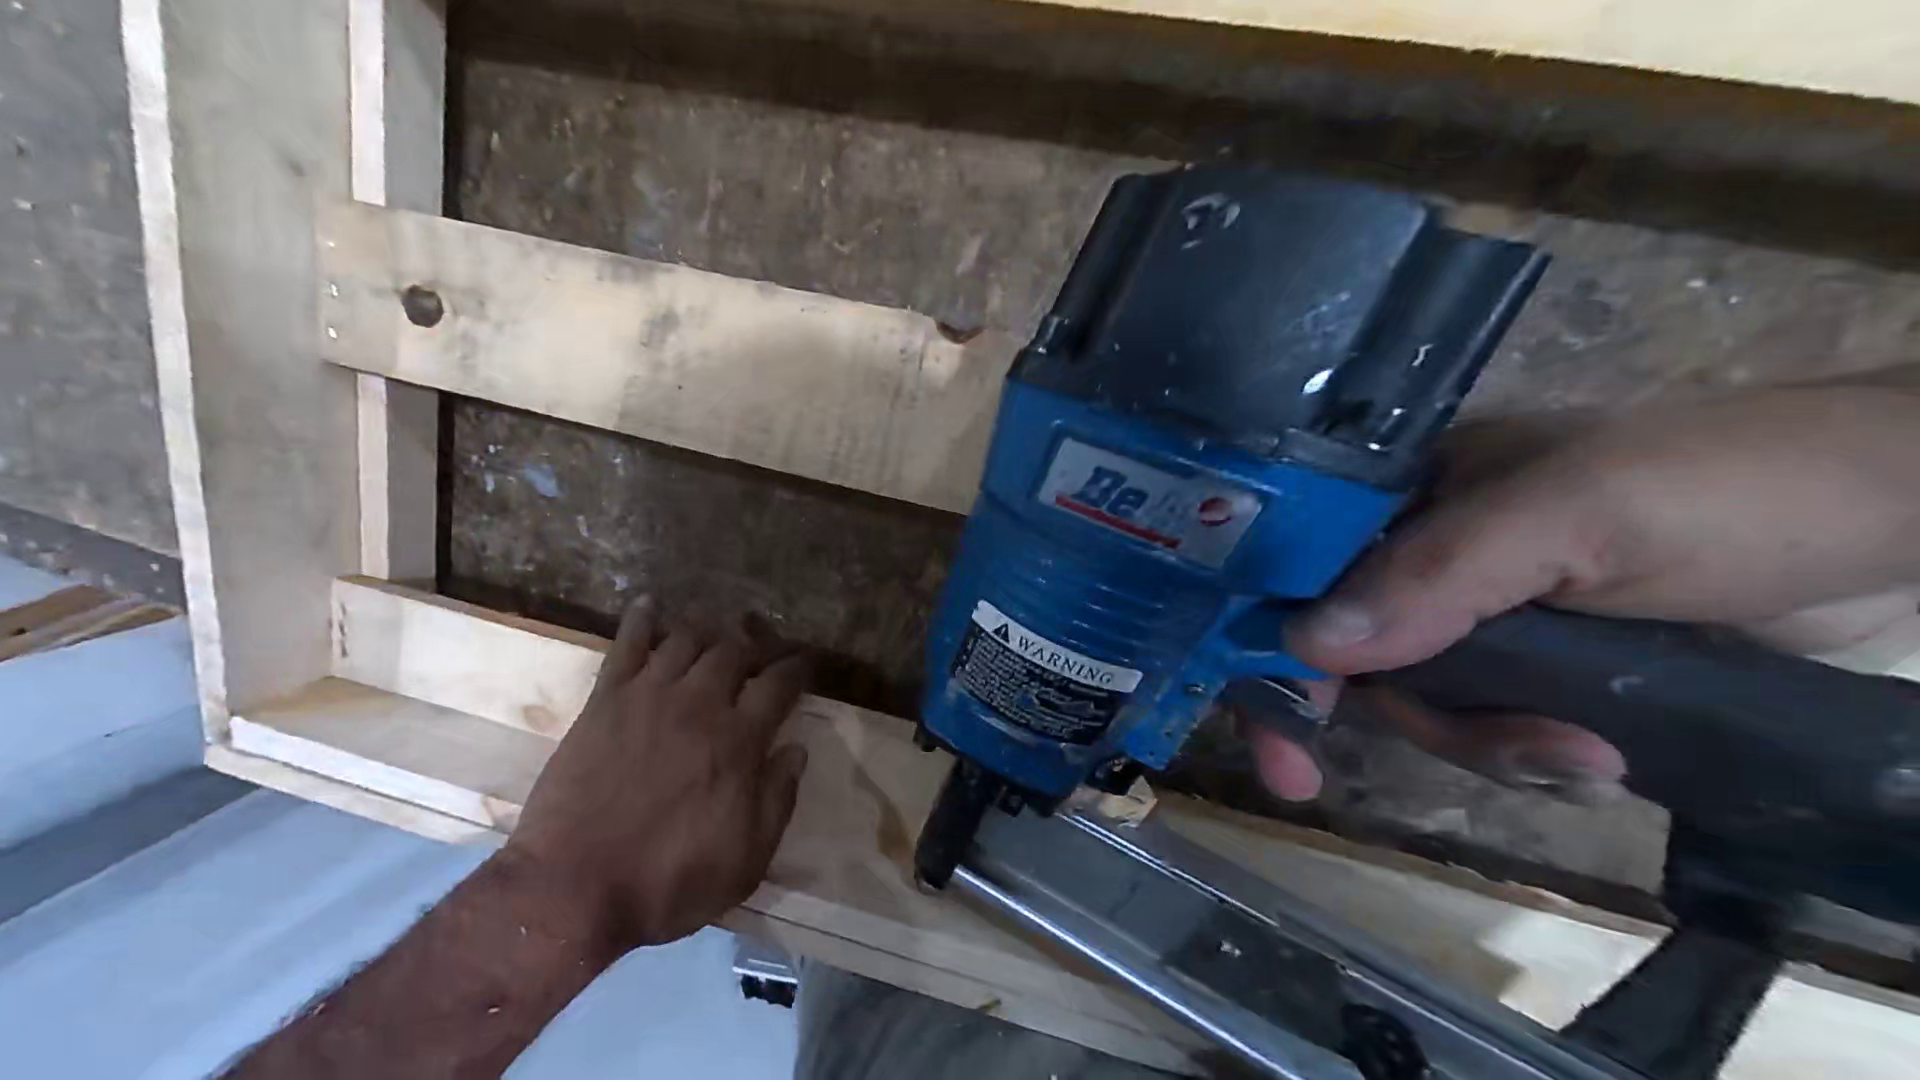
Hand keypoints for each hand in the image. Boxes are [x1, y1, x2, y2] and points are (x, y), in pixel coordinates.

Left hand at [503, 599, 812, 951]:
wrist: (568, 893)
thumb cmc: (667, 882)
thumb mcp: (746, 861)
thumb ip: (779, 800)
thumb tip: (797, 750)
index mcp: (739, 741)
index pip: (780, 684)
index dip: (798, 667)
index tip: (806, 663)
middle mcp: (700, 704)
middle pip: (736, 650)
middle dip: (757, 643)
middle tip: (762, 648)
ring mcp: (649, 697)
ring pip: (688, 640)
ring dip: (709, 631)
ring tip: (718, 634)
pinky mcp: (605, 701)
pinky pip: (625, 646)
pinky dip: (641, 621)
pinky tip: (650, 605)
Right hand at [1252, 383, 1919, 801]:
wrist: (1904, 523)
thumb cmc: (1726, 490)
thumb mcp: (1577, 516)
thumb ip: (1439, 574)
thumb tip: (1306, 645)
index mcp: (1398, 497)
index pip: (1295, 570)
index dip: (1268, 648)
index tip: (1278, 745)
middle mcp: (1412, 553)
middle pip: (1347, 649)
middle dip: (1391, 716)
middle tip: (1364, 787)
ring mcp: (1467, 611)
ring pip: (1413, 695)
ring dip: (1477, 743)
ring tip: (1580, 756)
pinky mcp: (1523, 659)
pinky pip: (1476, 719)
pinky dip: (1521, 752)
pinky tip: (1593, 759)